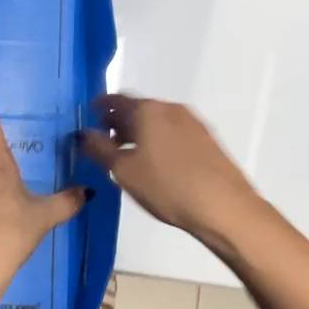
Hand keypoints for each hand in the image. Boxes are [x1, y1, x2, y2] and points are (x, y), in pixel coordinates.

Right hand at [80, 94, 259, 239]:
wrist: (225, 208)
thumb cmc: (167, 186)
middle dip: (119, 121)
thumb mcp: (123, 171)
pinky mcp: (208, 140)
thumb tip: (83, 132)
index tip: (88, 119)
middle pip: (138, 108)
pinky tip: (156, 163)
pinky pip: (173, 132)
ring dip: (140, 132)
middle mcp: (171, 108)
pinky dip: (158, 139)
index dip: (99, 108)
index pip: (115, 100)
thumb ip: (99, 148)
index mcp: (147, 110)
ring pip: (157, 120)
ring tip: (129, 156)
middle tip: (105, 141)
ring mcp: (193, 123)